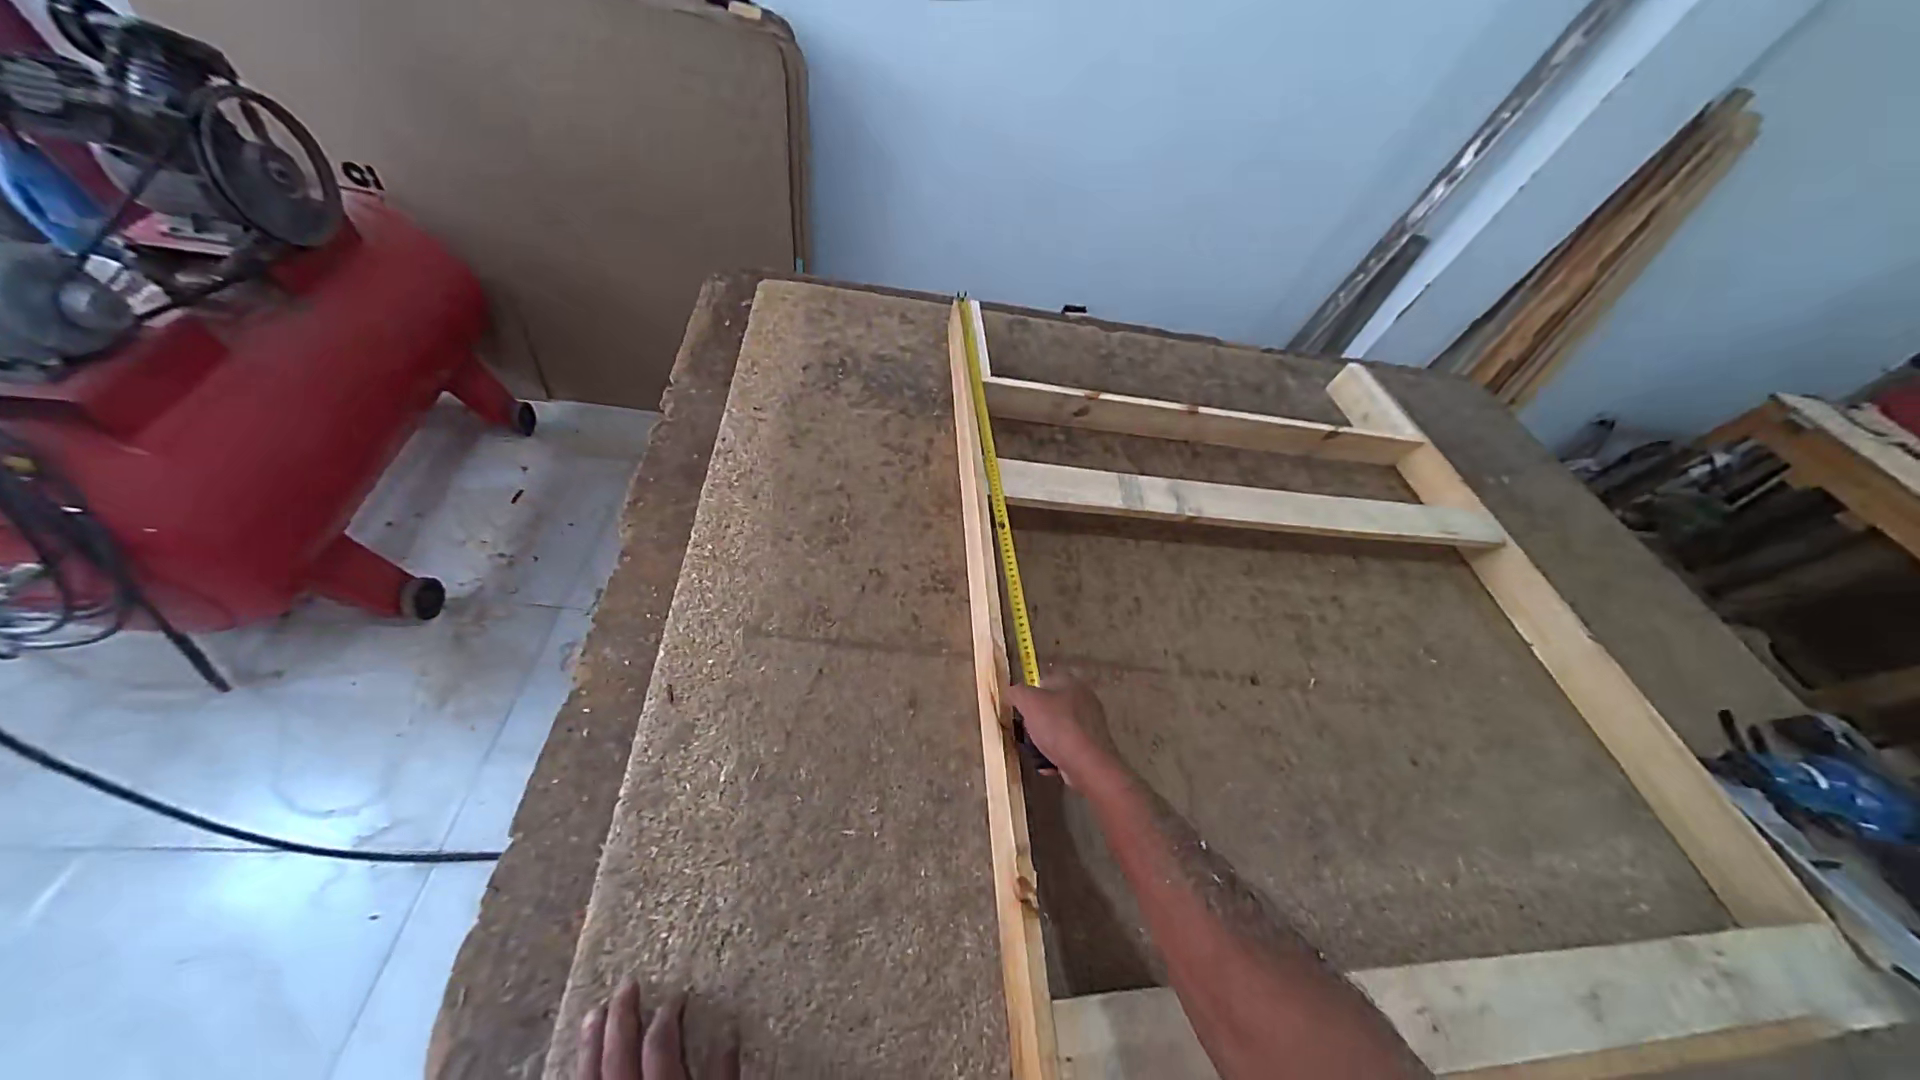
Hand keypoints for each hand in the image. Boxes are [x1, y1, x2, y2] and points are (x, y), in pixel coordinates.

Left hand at [577, 982, 736, 1079]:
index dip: (666, 1018)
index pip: (659, 1046)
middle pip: (619, 1055)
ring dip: (592, 1044)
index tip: (675, 997)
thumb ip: (722, 1076)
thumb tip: (730, 1033)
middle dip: (622, 1017)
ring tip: (594, 1012)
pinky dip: (581, 1071)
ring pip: (591, 1076)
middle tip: (626, 985)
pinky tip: (583, 1058)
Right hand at [1005, 673, 1130, 793]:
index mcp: (1071, 683)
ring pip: (1057, 728)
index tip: (1019, 709)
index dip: (1029, 694)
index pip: (1044, 680)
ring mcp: (1090, 724)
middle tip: (1026, 731)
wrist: (1087, 763)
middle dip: (1035, 720)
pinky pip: (1067, 746)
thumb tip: (1011, 693)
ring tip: (1035, 750)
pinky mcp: (1092, 746)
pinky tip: (1047, 764)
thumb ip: (1016, 692)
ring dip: (1043, 740)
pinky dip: (1055, 755)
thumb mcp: (1028, 702)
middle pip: (1050, 706)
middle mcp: (1084, 700)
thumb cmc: (1057, 726)